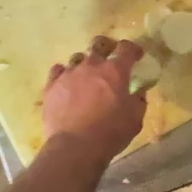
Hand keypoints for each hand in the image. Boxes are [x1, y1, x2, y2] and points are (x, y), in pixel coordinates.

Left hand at [42, 36, 146, 165]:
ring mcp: (69, 74)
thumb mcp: (135, 119)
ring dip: (84, 63)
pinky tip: (67, 83)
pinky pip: (58, 71)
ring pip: (77, 58)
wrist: (75, 146)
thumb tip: (139, 92)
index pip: (126, 48)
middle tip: (109, 57)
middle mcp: (91, 66)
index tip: (136, 55)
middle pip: (98, 44)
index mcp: (115, 71)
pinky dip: (64, 74)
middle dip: (106, 47)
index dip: (133, 49)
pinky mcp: (52, 85)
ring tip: (86, 76)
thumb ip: (139, 101)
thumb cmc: (110, 133)